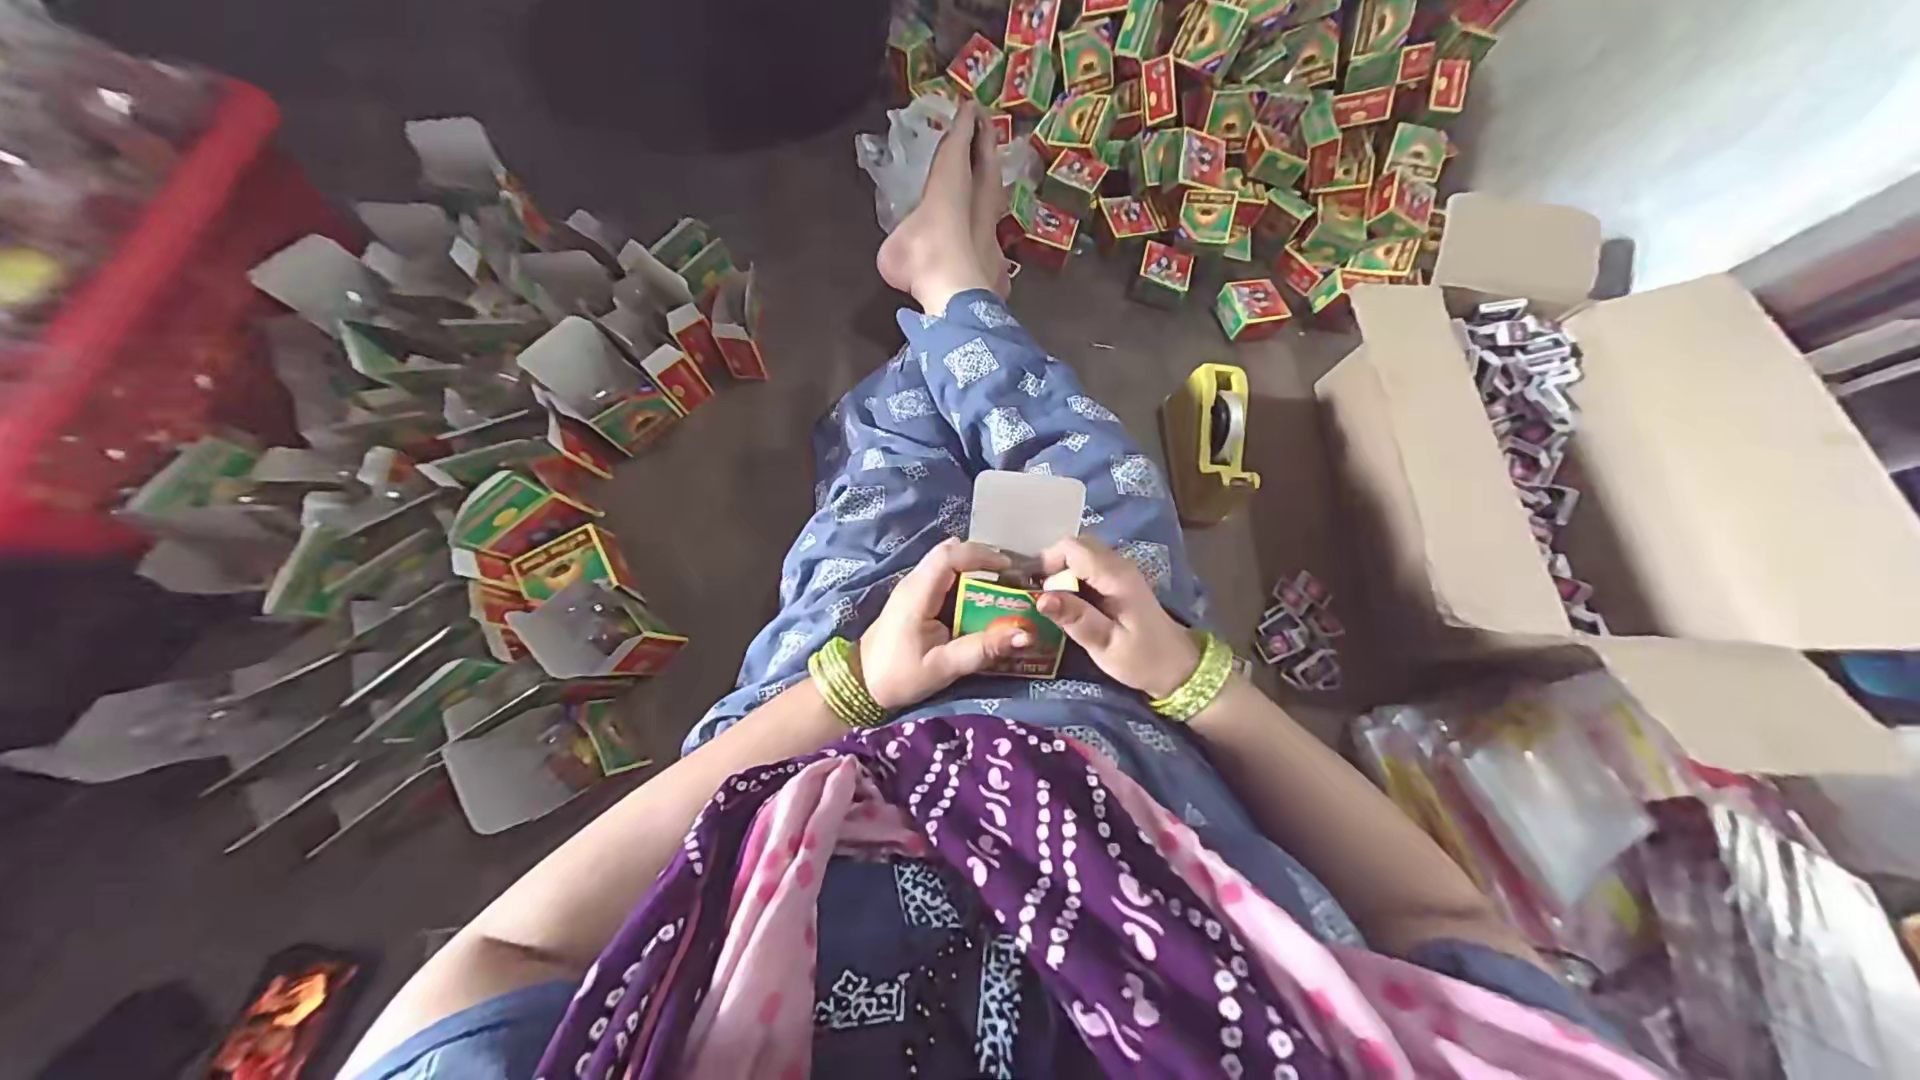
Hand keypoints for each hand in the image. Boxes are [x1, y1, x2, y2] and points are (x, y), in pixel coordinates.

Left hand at [859, 539, 1031, 710]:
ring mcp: (912, 587)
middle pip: (949, 553)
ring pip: (946, 563)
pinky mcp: (914, 597)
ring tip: (1004, 585)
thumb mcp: (944, 667)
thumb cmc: (899, 676)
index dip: (981, 555)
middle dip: (983, 559)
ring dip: (975, 569)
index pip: (949, 555)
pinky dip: (965, 580)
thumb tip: (1025, 634)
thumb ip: (983, 649)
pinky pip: (943, 577)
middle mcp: (913, 582)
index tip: (1010, 568)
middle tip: (1012, 576)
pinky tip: (982, 598)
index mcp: (917, 594)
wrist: (861, 684)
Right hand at [875, 100, 1010, 314]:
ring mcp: (993, 240)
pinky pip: (994, 247)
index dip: (962, 129)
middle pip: (987, 169)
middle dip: (985, 146)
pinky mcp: (1000, 269)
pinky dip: (988, 241)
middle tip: (986, 127)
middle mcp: (977, 208)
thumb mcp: (896, 249)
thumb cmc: (921, 260)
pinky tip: (985, 248)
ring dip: (991, 192)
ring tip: (986, 182)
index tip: (969, 110)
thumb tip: (908, 254)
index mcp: (949, 187)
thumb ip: (905, 243)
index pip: (957, 150)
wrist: (955, 296)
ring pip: (995, 206)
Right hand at [1035, 537, 1199, 698]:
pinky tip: (1065, 602)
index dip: (1046, 561)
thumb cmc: (1143, 659)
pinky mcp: (1118, 581)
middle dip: (1050, 564)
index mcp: (1115, 576)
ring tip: (1046, 599)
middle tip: (1036, 594)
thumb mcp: (1105, 645)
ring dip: (1059, 571)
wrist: (1179, 669)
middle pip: (1075, 546)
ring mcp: (1119, 571)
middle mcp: (1118, 565)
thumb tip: (1041, 598)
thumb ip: (1075, 619)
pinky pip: (1087, 567)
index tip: (1031, 586)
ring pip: (1080, 555)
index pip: (1072, 548)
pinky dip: (1071, 577)